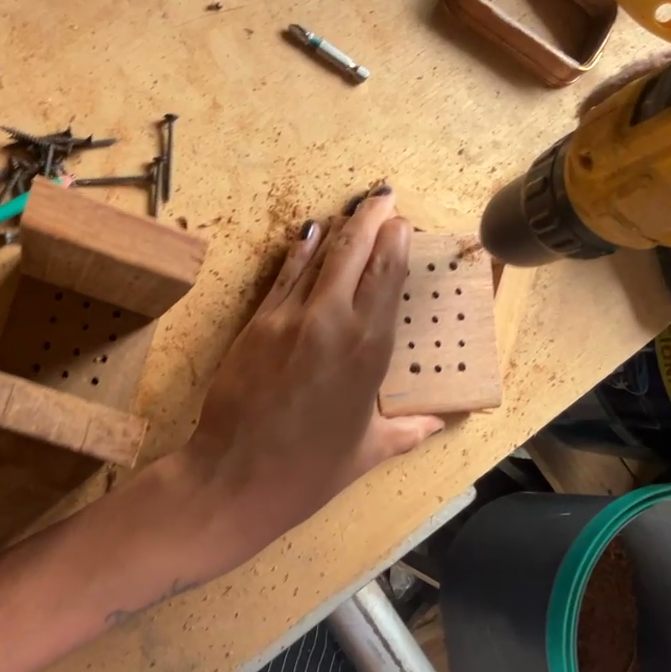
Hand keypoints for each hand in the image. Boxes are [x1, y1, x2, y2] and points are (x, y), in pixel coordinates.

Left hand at [172, 186, 446, 557]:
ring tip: (351, 208)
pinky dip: (298, 253)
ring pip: (318, 258)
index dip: (395, 242)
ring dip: (337, 229)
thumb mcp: (366, 452)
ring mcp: (289, 319)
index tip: (401, 223)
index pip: (387, 276)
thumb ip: (406, 431)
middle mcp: (332, 322)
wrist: (234, 477)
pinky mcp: (255, 325)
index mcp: (369, 350)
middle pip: (354, 253)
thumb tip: (436, 424)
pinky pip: (282, 278)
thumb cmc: (308, 472)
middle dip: (371, 218)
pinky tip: (308, 234)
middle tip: (383, 194)